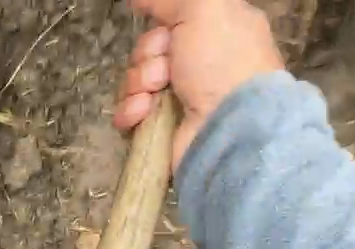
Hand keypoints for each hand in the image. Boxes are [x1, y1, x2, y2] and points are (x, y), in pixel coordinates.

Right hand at [113, 0, 284, 173]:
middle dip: (148, 58)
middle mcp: (195, 65)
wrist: (226, 126)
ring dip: (138, 85)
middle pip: (147, 51)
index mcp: (213, 31)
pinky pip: (128, 114)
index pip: (169, 22)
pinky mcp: (159, 131)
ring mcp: (177, 100)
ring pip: (134, 82)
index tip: (166, 31)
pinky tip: (142, 115)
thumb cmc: (222, 61)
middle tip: (166, 69)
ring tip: (156, 95)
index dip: (160, 26)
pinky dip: (130, 112)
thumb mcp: (204, 7)